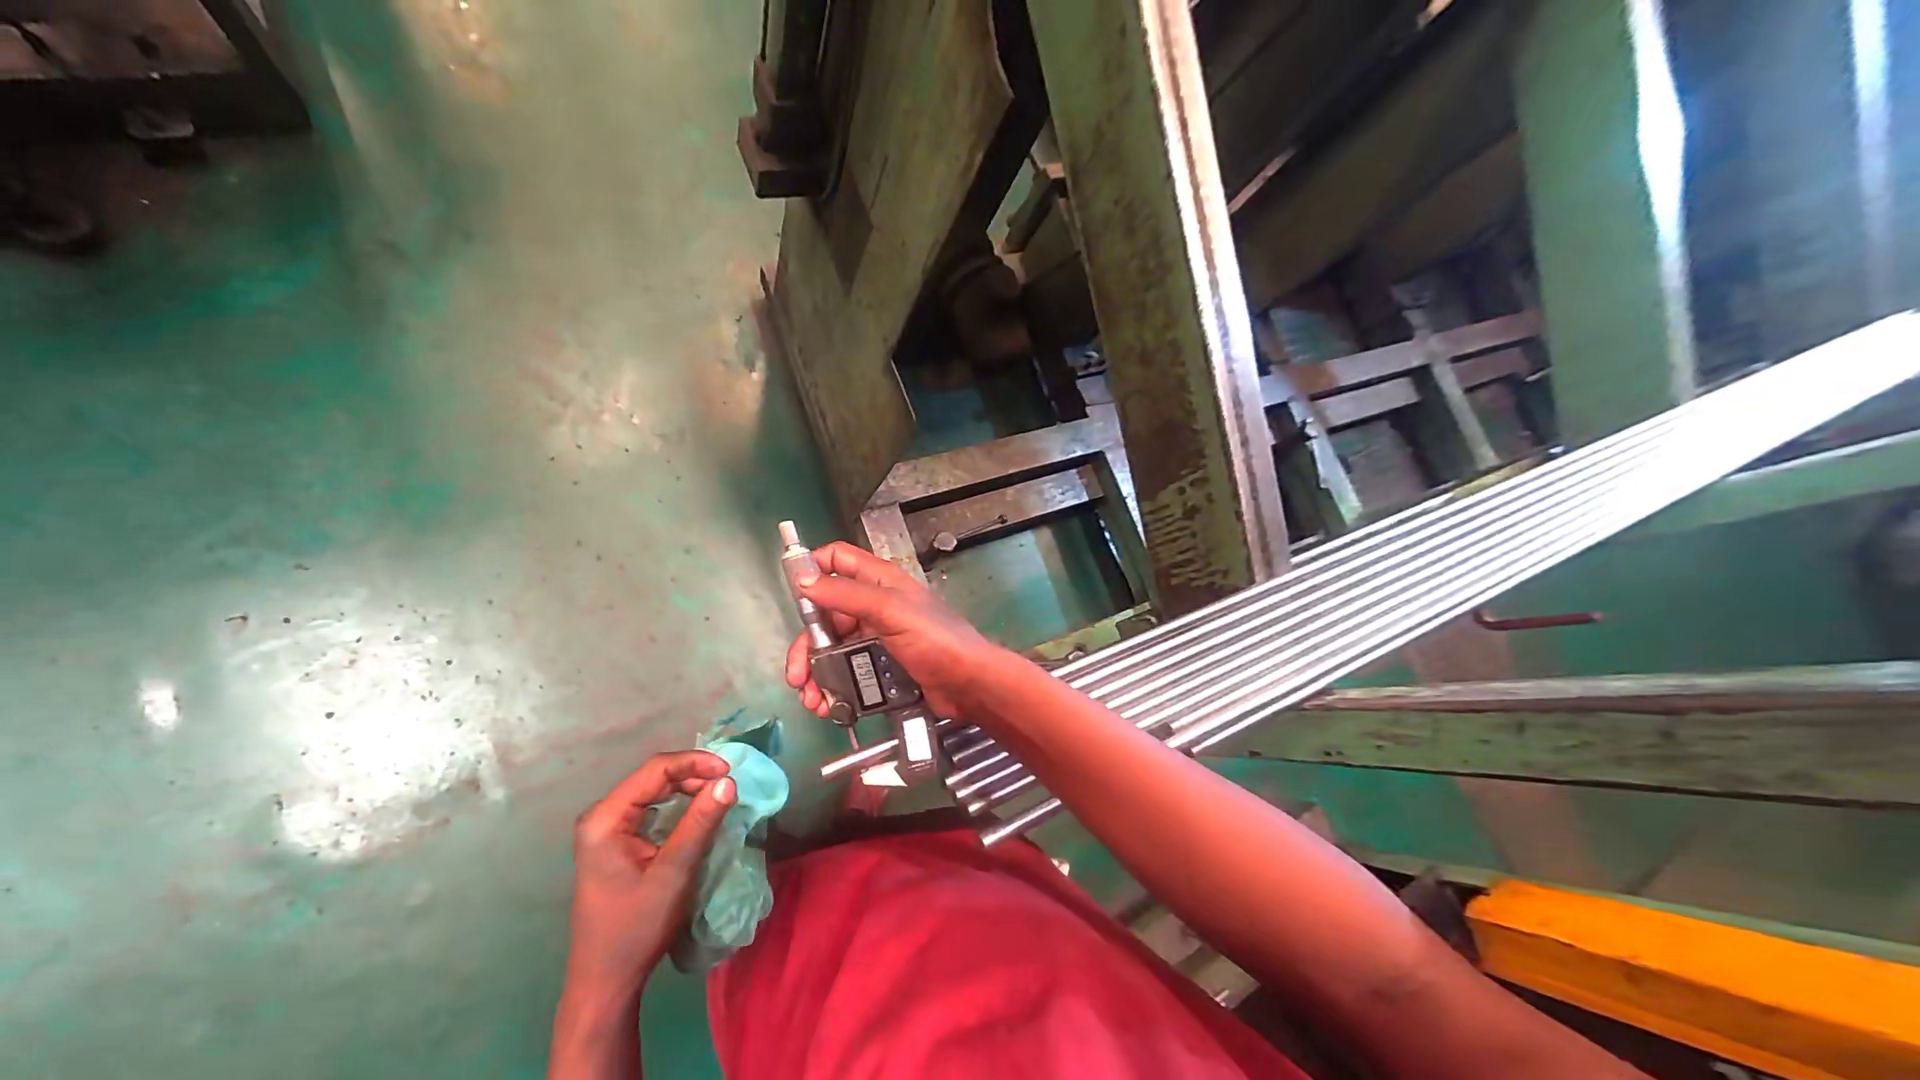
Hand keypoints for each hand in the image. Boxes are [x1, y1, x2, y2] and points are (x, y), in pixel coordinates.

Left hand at [562, 751, 735, 999]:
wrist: (606, 981)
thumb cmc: (635, 928)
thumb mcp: (673, 873)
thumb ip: (700, 823)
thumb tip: (729, 781)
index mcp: (604, 819)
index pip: (655, 770)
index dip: (695, 763)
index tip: (730, 771)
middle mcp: (601, 817)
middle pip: (653, 777)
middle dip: (693, 775)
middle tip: (728, 786)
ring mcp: (606, 830)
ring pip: (654, 792)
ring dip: (688, 789)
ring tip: (719, 796)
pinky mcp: (616, 843)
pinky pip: (652, 810)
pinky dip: (679, 805)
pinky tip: (699, 813)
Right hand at [784, 541, 997, 718]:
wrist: (969, 685)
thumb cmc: (936, 640)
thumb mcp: (891, 611)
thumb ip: (847, 595)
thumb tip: (804, 580)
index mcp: (879, 582)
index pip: (837, 560)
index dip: (813, 569)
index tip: (794, 593)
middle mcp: (874, 606)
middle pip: (825, 614)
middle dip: (808, 645)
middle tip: (797, 675)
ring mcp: (876, 638)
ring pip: (832, 649)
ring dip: (816, 674)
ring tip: (813, 700)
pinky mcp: (880, 667)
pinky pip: (848, 672)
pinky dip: (834, 688)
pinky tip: (829, 706)